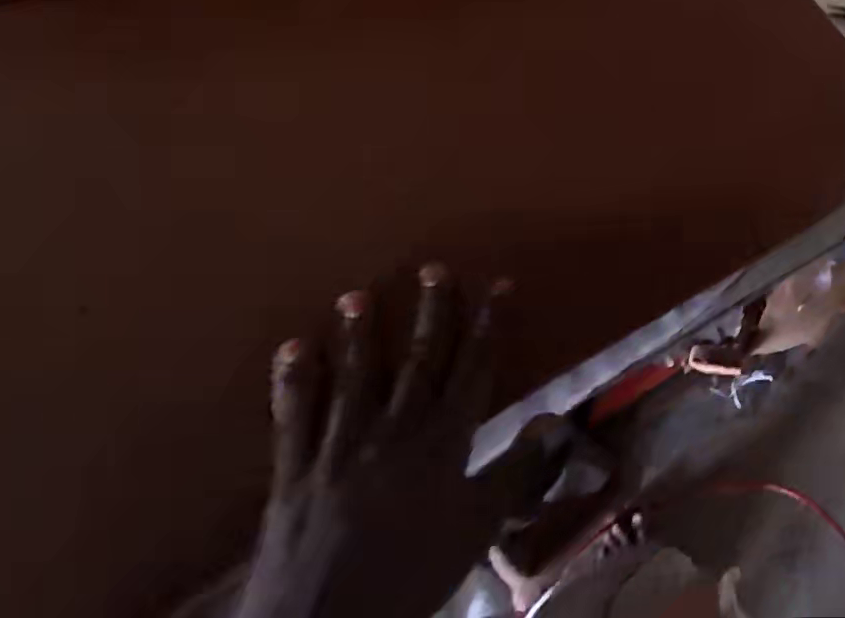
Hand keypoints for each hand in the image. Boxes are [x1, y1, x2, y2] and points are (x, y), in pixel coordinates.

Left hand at [231, 267, 566, 617]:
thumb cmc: (413, 574)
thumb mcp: (479, 526)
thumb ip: (517, 470)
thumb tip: (552, 421)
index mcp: (443, 440)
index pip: (473, 367)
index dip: (489, 323)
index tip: (498, 284)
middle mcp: (393, 432)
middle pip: (417, 360)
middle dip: (429, 313)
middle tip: (432, 269)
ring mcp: (338, 450)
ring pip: (354, 379)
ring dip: (358, 335)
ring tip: (357, 294)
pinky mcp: (293, 475)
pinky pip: (293, 420)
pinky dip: (293, 383)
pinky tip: (292, 349)